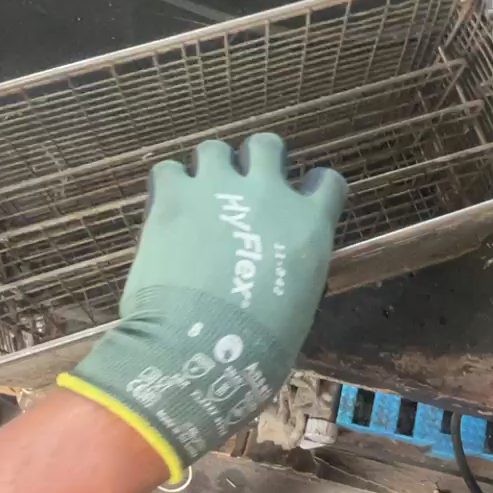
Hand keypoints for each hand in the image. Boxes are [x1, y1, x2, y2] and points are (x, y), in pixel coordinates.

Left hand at [60, 134, 346, 484]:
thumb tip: (274, 271)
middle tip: (241, 189)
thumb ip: (291, 268)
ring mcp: (218, 187)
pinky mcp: (174, 194)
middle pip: (266, 146)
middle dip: (255, 162)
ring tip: (198, 198)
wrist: (201, 346)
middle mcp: (268, 193)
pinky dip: (168, 187)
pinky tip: (165, 209)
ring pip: (214, 149)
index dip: (312, 188)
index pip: (327, 182)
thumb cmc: (260, 345)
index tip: (298, 199)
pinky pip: (169, 170)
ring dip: (209, 170)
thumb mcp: (297, 303)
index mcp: (309, 224)